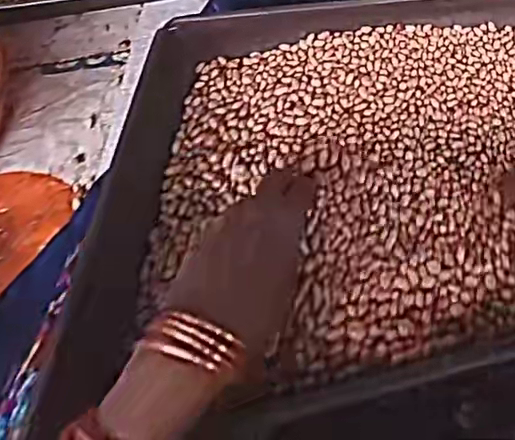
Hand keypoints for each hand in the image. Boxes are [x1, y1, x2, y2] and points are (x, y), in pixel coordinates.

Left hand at [162, 170, 315, 357]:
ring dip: (259, 204)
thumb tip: (289, 242)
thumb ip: (289, 251)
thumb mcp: (288, 284)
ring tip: (265, 218)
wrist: (202, 334)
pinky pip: (228, 219)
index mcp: (284, 220)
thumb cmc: (254, 319)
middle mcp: (255, 211)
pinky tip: (239, 239)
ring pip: (249, 200)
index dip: (308, 186)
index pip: (302, 189)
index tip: (311, 185)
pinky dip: (238, 223)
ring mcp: (227, 220)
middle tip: (292, 184)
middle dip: (284, 181)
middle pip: (273, 180)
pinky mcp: (205, 235)